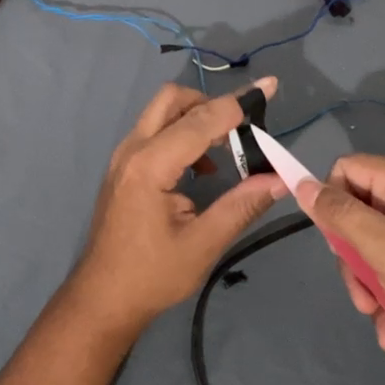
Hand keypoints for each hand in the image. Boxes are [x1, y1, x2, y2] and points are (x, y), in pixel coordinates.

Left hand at [66, 79, 287, 331]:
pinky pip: (154, 132)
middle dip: (209, 103)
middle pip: (172, 99)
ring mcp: (123, 155)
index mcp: (150, 164)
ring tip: (227, 149)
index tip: (268, 88)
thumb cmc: (153, 274)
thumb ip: (242, 205)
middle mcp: (132, 149)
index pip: (200, 120)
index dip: (237, 103)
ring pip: (161, 112)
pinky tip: (203, 169)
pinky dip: (181, 134)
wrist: (103, 296)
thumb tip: (280, 179)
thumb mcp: (204, 243)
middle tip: (242, 127)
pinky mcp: (124, 166)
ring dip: (195, 119)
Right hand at [297, 153, 384, 377]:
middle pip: (362, 213)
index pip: (349, 170)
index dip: (331, 202)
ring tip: (383, 325)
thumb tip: (302, 183)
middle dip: (354, 259)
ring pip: (381, 248)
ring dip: (373, 287)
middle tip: (361, 298)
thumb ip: (343, 216)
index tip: (334, 246)